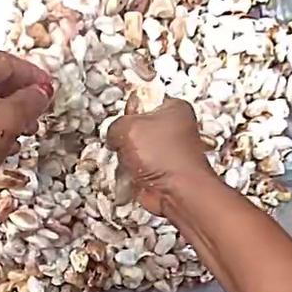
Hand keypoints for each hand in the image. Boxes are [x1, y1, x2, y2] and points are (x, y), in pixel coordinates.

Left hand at [0, 51, 51, 216]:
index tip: (52, 90)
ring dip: (9, 115)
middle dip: (21, 96)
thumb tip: (42, 92)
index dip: (32, 74)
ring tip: (28, 131)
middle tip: (41, 111)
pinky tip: (5, 146)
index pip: (5, 62)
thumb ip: (29, 102)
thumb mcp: (6, 120)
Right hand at [105, 96, 219, 217]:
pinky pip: (134, 167)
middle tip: (127, 142)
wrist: (177, 192)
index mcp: (173, 108)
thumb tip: (113, 133)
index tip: (124, 116)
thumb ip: (115, 123)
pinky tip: (134, 174)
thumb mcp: (128, 127)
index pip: (144, 98)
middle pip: (135, 126)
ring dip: (126, 157)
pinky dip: (130, 172)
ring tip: (132, 161)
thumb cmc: (165, 157)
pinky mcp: (158, 170)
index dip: (130, 108)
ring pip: (132, 148)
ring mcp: (166, 151)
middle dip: (126, 137)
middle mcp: (173, 128)